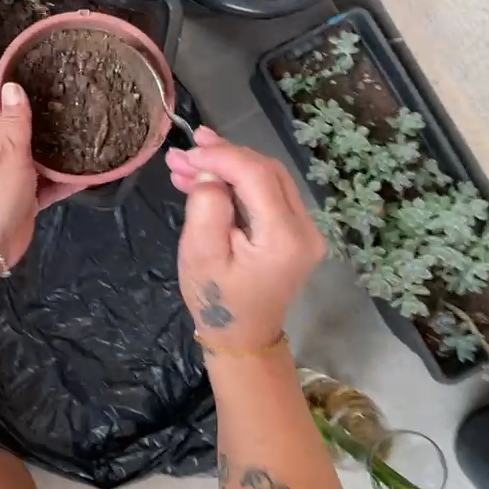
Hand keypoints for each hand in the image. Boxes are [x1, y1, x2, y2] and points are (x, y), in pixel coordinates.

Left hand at [0, 78, 87, 265]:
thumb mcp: (8, 152)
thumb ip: (14, 121)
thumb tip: (13, 84)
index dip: (9, 78)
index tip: (30, 58)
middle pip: (20, 122)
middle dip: (39, 106)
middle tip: (69, 87)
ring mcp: (14, 174)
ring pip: (39, 151)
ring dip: (57, 141)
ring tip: (84, 120)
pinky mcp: (28, 196)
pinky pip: (51, 181)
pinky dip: (67, 176)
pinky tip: (91, 167)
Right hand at [166, 127, 326, 348]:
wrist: (242, 337)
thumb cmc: (217, 301)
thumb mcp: (200, 254)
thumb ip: (207, 207)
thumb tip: (211, 173)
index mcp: (284, 237)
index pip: (257, 175)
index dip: (221, 156)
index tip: (186, 153)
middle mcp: (305, 228)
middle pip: (267, 171)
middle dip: (224, 155)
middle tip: (183, 151)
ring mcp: (304, 229)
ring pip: (266, 178)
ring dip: (227, 165)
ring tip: (185, 161)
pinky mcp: (294, 231)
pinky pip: (266, 194)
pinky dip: (236, 182)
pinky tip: (204, 179)